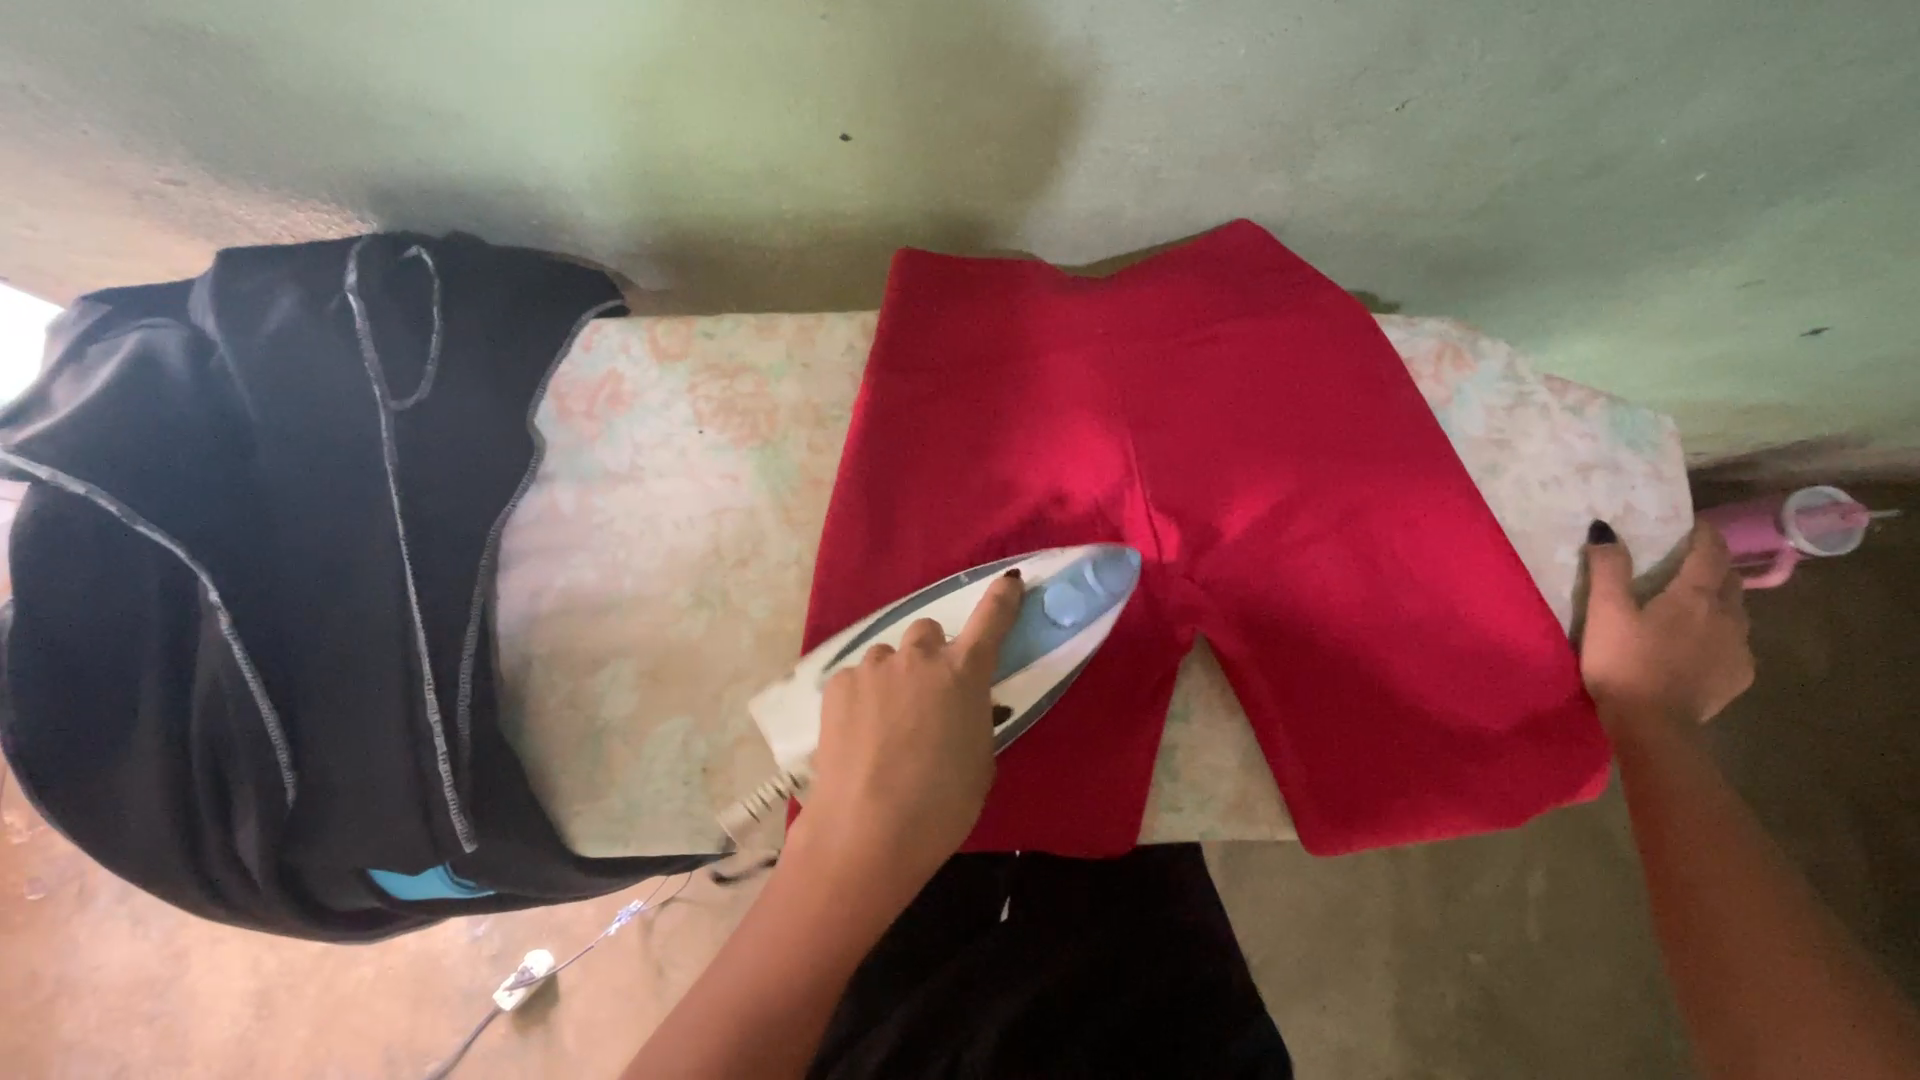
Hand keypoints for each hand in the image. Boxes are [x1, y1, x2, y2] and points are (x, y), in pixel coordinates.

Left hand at [797, 571, 1025, 891]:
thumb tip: (958, 710)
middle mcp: (919, 658)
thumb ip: (973, 718)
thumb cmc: (942, 805)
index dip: (1002, 599)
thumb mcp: (980, 760)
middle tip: (927, 695)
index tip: (1008, 582)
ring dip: (894, 678)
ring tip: (886, 725)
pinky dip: (863, 698)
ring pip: (889, 658)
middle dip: (931, 654)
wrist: (868, 830)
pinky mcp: (837, 685)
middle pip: (928, 632)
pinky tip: (859, 736)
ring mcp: (873, 668)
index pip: (991, 621)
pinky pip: (858, 679)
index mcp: (964, 674)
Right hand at [1581, 519, 1755, 733]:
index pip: (1711, 552)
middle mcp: (1729, 615)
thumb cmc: (1624, 662)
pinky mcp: (1739, 675)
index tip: (1692, 523)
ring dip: (1719, 599)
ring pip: (1736, 611)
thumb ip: (1608, 569)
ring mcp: (1739, 647)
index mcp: (1697, 595)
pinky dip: (1719, 633)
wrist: (1653, 724)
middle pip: (1730, 579)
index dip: (1704, 533)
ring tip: (1693, 603)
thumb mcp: (1605, 612)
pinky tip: (1698, 644)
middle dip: (1713, 565)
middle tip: (1688, 561)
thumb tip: (1606, 529)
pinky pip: (1735, 642)